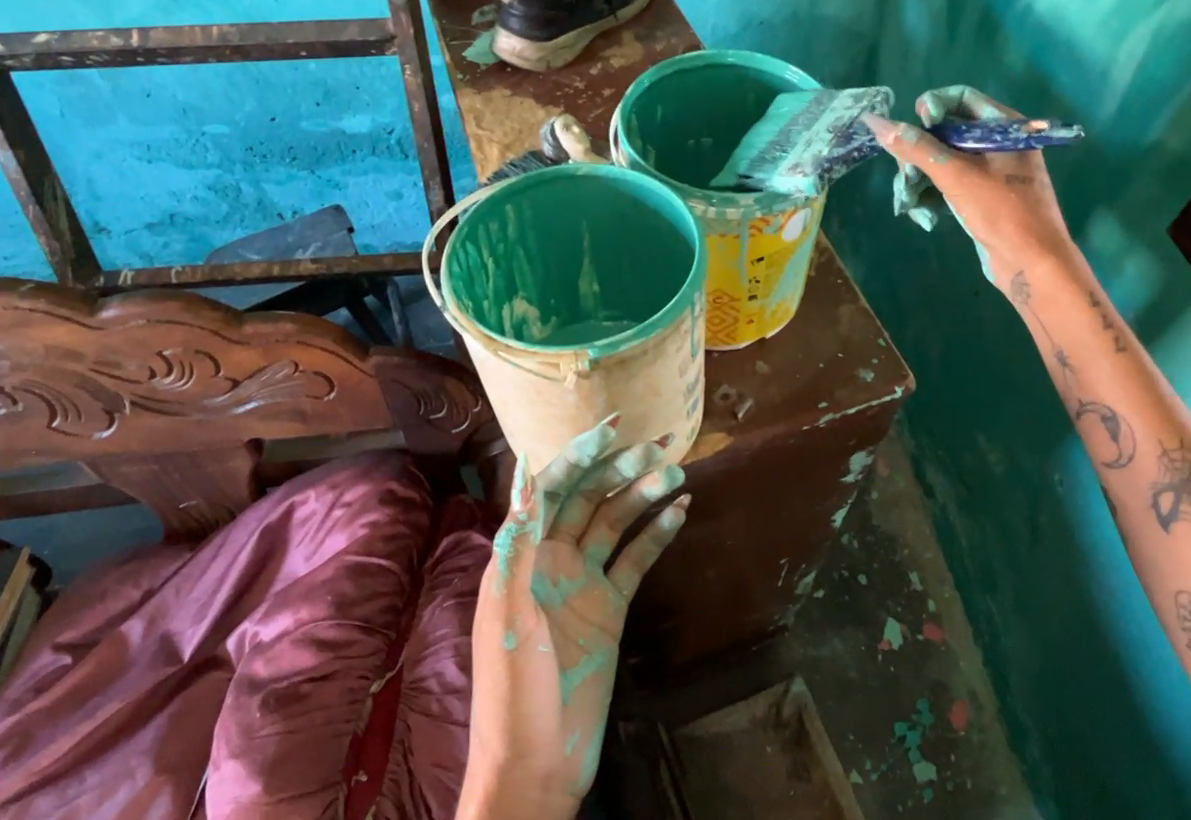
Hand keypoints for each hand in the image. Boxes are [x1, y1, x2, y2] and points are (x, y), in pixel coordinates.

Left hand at [459, 417, 688, 818]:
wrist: (538, 761)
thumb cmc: (514, 689)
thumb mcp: (511, 614)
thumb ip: (521, 543)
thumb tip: (526, 472)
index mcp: (520, 555)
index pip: (550, 489)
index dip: (578, 456)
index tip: (611, 429)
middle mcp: (552, 559)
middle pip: (588, 500)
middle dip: (620, 468)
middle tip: (659, 442)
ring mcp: (583, 582)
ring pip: (616, 524)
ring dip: (643, 496)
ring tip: (677, 470)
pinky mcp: (610, 608)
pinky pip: (636, 561)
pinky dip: (656, 535)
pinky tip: (679, 512)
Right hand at [865, 85, 1076, 291]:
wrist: (1031, 263)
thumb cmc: (1001, 212)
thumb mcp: (955, 175)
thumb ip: (916, 147)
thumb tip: (877, 122)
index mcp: (1003, 127)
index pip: (960, 98)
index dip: (930, 110)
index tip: (909, 133)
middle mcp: (996, 143)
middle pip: (943, 134)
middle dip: (917, 158)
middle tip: (905, 180)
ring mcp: (988, 171)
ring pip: (939, 163)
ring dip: (918, 182)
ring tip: (909, 205)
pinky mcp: (980, 196)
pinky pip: (947, 185)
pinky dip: (931, 198)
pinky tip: (925, 218)